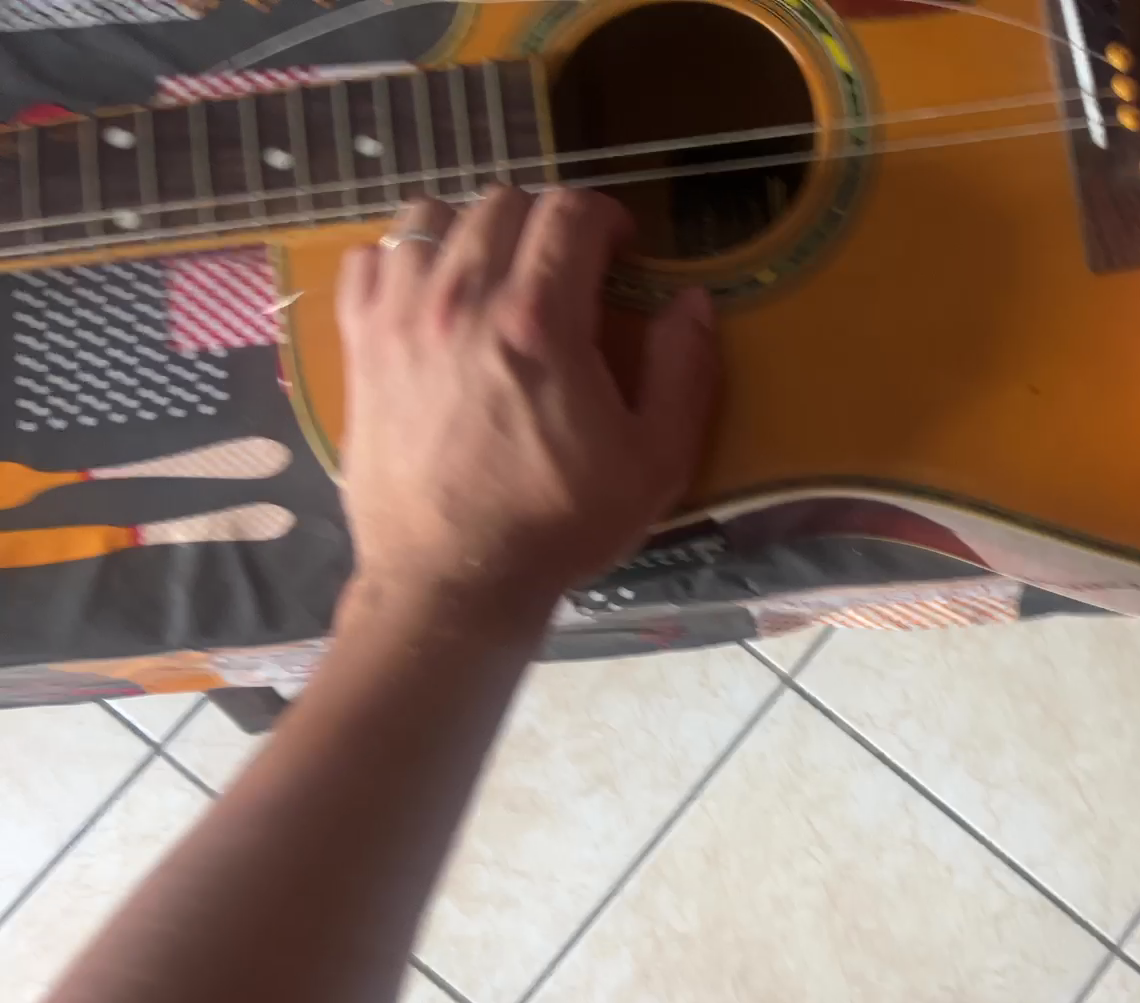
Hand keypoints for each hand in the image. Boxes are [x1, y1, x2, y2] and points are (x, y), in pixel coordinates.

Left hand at [334, 186, 718, 618]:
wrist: (458, 578)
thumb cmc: (567, 520)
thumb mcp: (659, 458)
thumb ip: (684, 371)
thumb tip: (694, 301)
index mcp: (542, 324)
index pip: (569, 215)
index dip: (607, 216)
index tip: (626, 247)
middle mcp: (462, 302)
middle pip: (502, 203)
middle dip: (551, 221)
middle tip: (577, 267)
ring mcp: (399, 320)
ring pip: (432, 217)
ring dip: (482, 229)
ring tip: (508, 274)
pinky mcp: (360, 347)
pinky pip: (373, 257)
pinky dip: (411, 255)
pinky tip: (438, 294)